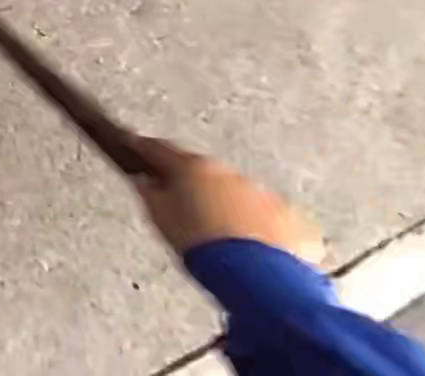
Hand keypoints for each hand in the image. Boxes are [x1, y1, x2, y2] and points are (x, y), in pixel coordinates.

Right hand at [132, 136, 324, 263]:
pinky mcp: (294, 222)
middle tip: (179, 198)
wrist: (259, 281)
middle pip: (201, 170)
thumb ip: (148, 191)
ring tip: (218, 228)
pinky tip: (249, 242)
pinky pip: (270, 217)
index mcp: (191, 166)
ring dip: (225, 202)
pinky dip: (257, 224)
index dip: (139, 146)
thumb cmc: (201, 243)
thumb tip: (145, 182)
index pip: (156, 147)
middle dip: (190, 180)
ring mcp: (265, 197)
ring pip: (237, 193)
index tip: (130, 144)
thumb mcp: (158, 215)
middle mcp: (228, 174)